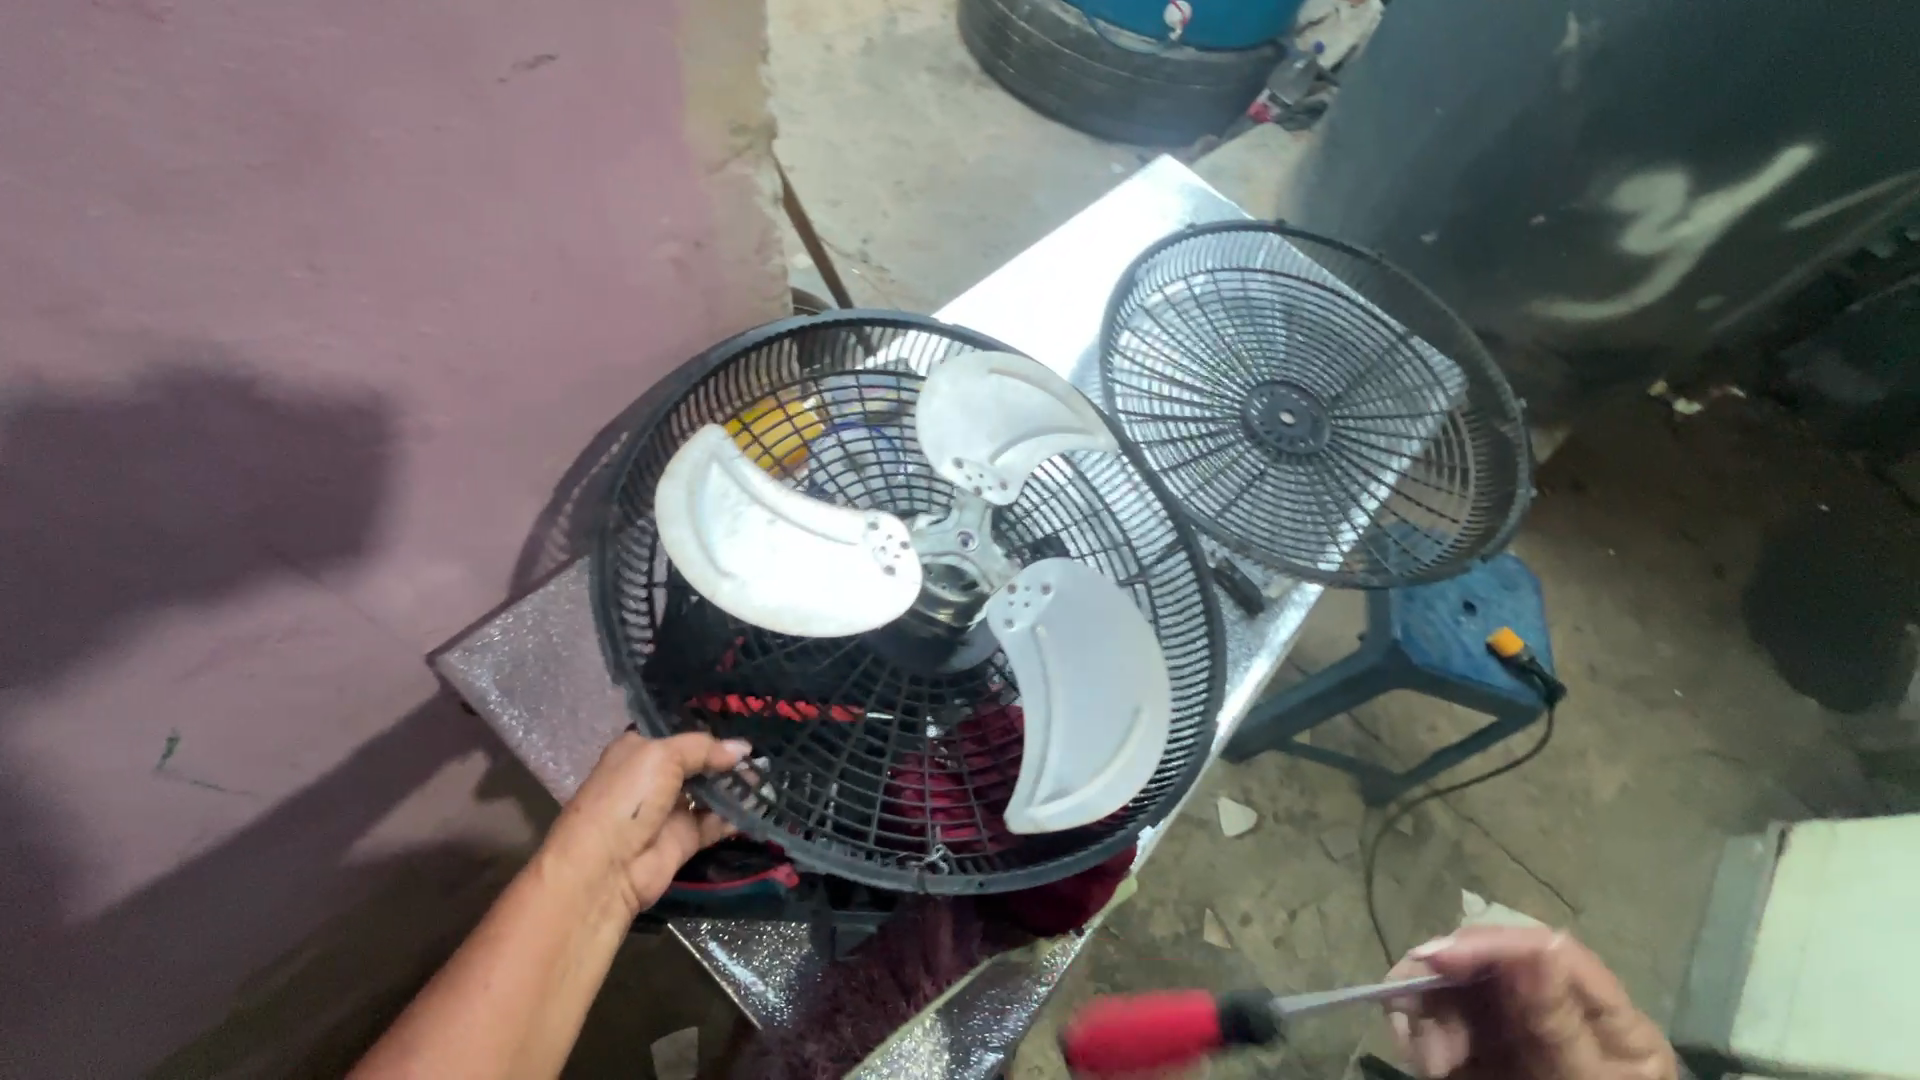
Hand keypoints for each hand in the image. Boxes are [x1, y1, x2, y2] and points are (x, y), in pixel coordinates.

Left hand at [539, 731, 752, 917]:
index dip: (708, 734)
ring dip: (735, 787)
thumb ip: (704, 748)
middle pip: (698, 764)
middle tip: (761, 758)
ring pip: (709, 793)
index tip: (741, 733)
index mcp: (638, 751)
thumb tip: (743, 749)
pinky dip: (735, 815)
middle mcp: (653, 778)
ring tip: (767, 780)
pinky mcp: (683, 839)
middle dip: (727, 761)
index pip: (678, 736)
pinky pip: (715, 822)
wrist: (605, 869)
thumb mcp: (663, 756)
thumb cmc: (627, 798)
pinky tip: (759, 805)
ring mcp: (668, 811)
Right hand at [1383, 925, 1676, 1079]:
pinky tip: (1422, 1061)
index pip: (1545, 949)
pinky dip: (1413, 1029)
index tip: (1436, 958)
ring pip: (1446, 982)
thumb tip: (1536, 948)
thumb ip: (1562, 1025)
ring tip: (1429, 1064)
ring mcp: (1507, 1021)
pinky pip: (1427, 1013)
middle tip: (1413, 1013)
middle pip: (1484, 959)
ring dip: (1423, 1013)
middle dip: (1442, 983)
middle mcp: (1549, 1004)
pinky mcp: (1469, 1040)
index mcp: (1603, 1014)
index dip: (1489, 943)